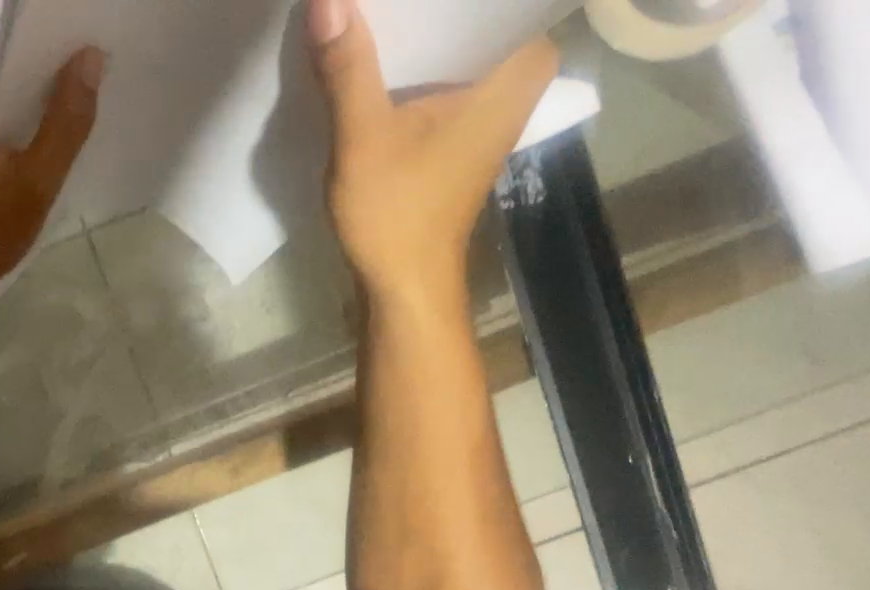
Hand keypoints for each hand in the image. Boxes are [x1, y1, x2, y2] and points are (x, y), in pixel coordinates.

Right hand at [308, 0, 556, 295]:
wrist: (403, 282)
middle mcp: (519, 67)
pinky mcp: (464, 121)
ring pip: (445, 40)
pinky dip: (401, 64)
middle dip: (412, 8)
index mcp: (520, 59)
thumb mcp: (363, 137)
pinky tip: (363, 55)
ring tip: (355, 13)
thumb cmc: (398, 213)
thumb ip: (348, 66)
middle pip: (461, 12)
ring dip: (400, 34)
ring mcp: (493, 97)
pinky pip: (435, 69)